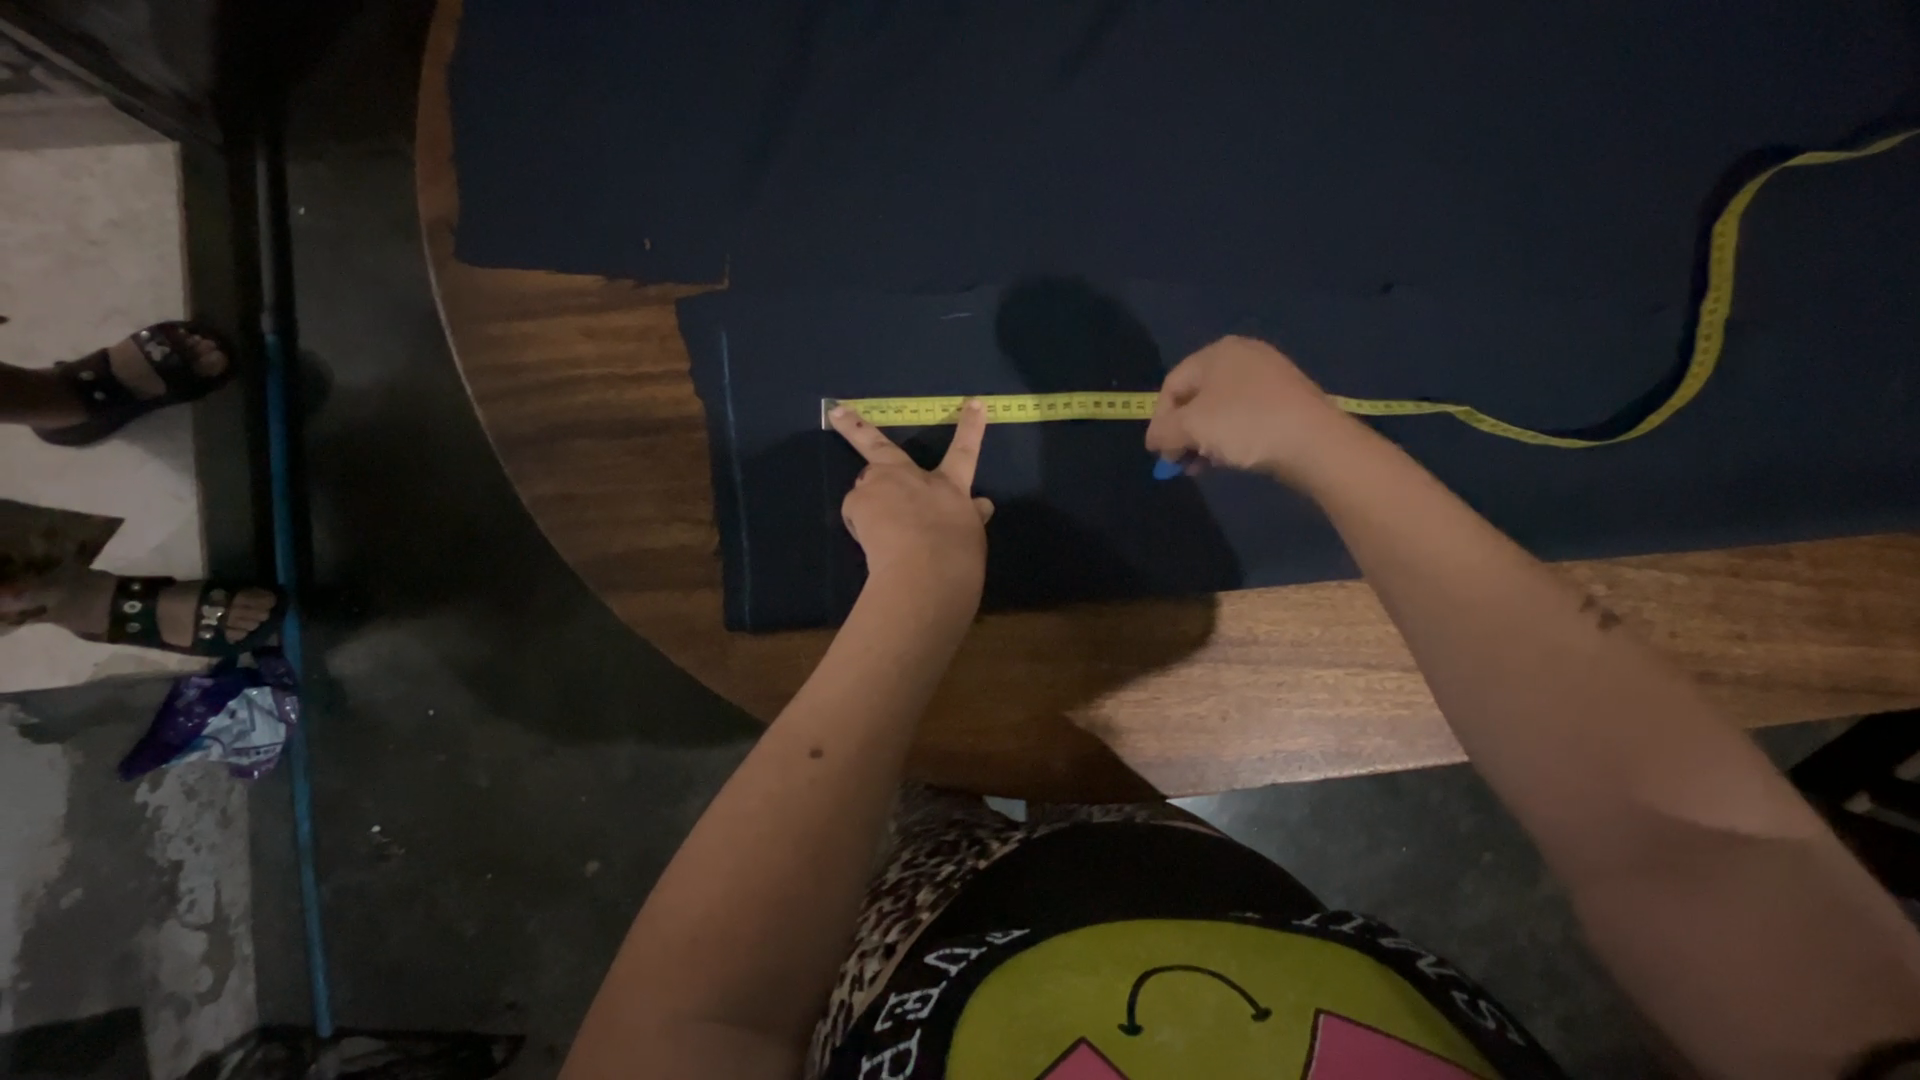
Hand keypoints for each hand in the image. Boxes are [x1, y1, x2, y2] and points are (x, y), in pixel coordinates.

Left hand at [829, 399, 994, 596]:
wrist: (927, 571)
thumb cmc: (957, 557)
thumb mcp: (971, 535)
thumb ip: (970, 517)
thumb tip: (983, 506)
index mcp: (949, 488)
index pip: (964, 452)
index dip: (970, 427)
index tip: (975, 403)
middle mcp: (914, 478)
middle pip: (880, 446)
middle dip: (857, 427)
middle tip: (838, 413)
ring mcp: (883, 483)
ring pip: (867, 489)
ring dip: (868, 503)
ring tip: (879, 533)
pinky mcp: (858, 500)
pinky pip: (857, 516)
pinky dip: (862, 528)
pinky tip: (874, 546)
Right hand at [1144, 335, 1362, 484]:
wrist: (1314, 441)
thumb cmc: (1244, 424)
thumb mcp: (1191, 428)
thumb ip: (1163, 432)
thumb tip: (1155, 441)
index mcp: (1216, 352)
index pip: (1172, 386)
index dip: (1159, 421)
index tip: (1160, 454)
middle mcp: (1242, 356)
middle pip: (1196, 398)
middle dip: (1182, 433)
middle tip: (1180, 463)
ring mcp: (1268, 376)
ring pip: (1220, 410)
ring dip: (1204, 440)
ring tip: (1202, 467)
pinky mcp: (1286, 399)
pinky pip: (1245, 416)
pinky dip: (1229, 437)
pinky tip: (1230, 459)